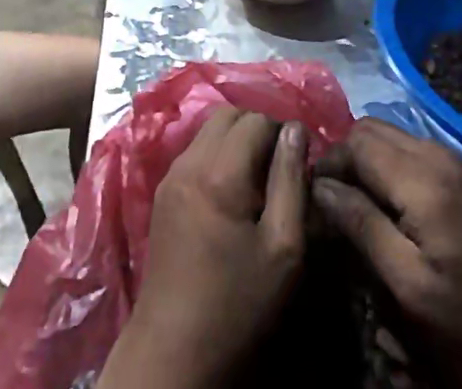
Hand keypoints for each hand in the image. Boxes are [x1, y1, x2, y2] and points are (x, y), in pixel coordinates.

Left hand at [99, 107, 308, 388]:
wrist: (173, 347)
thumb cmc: (238, 302)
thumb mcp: (283, 247)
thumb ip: (291, 181)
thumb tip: (296, 130)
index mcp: (219, 173)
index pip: (257, 120)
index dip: (283, 133)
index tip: (299, 163)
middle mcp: (189, 162)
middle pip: (228, 114)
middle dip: (259, 128)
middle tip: (279, 165)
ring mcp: (170, 175)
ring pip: (209, 129)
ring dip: (237, 139)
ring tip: (259, 178)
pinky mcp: (163, 191)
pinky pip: (195, 150)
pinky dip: (218, 153)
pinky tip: (232, 190)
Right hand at [312, 118, 461, 375]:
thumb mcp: (410, 281)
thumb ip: (363, 227)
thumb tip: (319, 187)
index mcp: (419, 179)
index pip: (355, 143)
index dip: (328, 163)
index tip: (313, 197)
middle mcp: (432, 153)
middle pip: (368, 129)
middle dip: (342, 156)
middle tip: (330, 199)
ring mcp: (446, 156)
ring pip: (386, 133)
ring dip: (361, 157)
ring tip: (351, 200)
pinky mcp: (453, 166)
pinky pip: (404, 146)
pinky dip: (382, 161)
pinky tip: (381, 198)